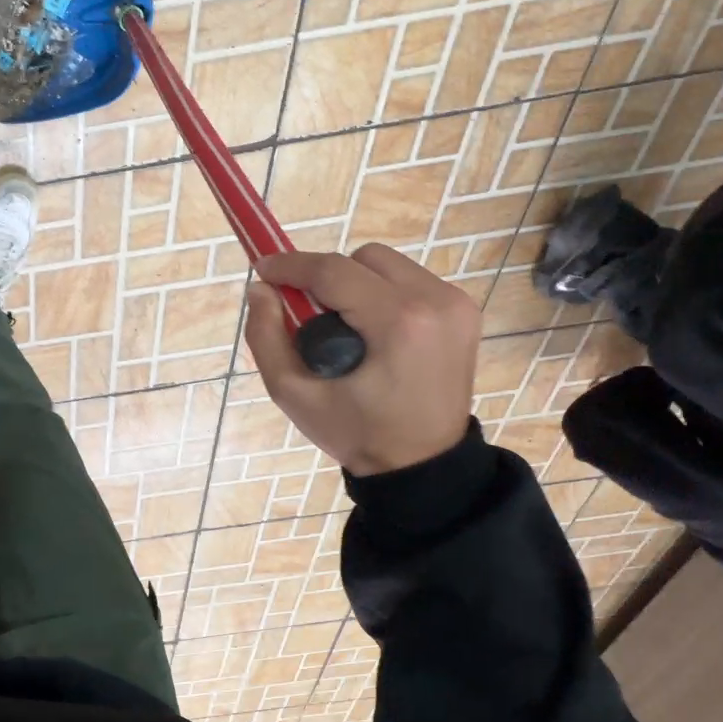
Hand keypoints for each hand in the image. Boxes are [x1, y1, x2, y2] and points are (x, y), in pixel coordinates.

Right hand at [245, 244, 479, 476]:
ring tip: (338, 327)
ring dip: (353, 284)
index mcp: (397, 322)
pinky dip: (379, 294)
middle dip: (326, 278)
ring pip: (387, 265)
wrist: (420, 463)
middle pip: (363, 259)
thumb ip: (267, 337)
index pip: (333, 271)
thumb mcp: (292, 392)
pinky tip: (367, 331)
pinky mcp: (463, 310)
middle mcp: (435, 301)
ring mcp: (456, 304)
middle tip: (305, 316)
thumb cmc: (354, 432)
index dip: (291, 265)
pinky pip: (409, 281)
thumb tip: (259, 290)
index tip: (261, 268)